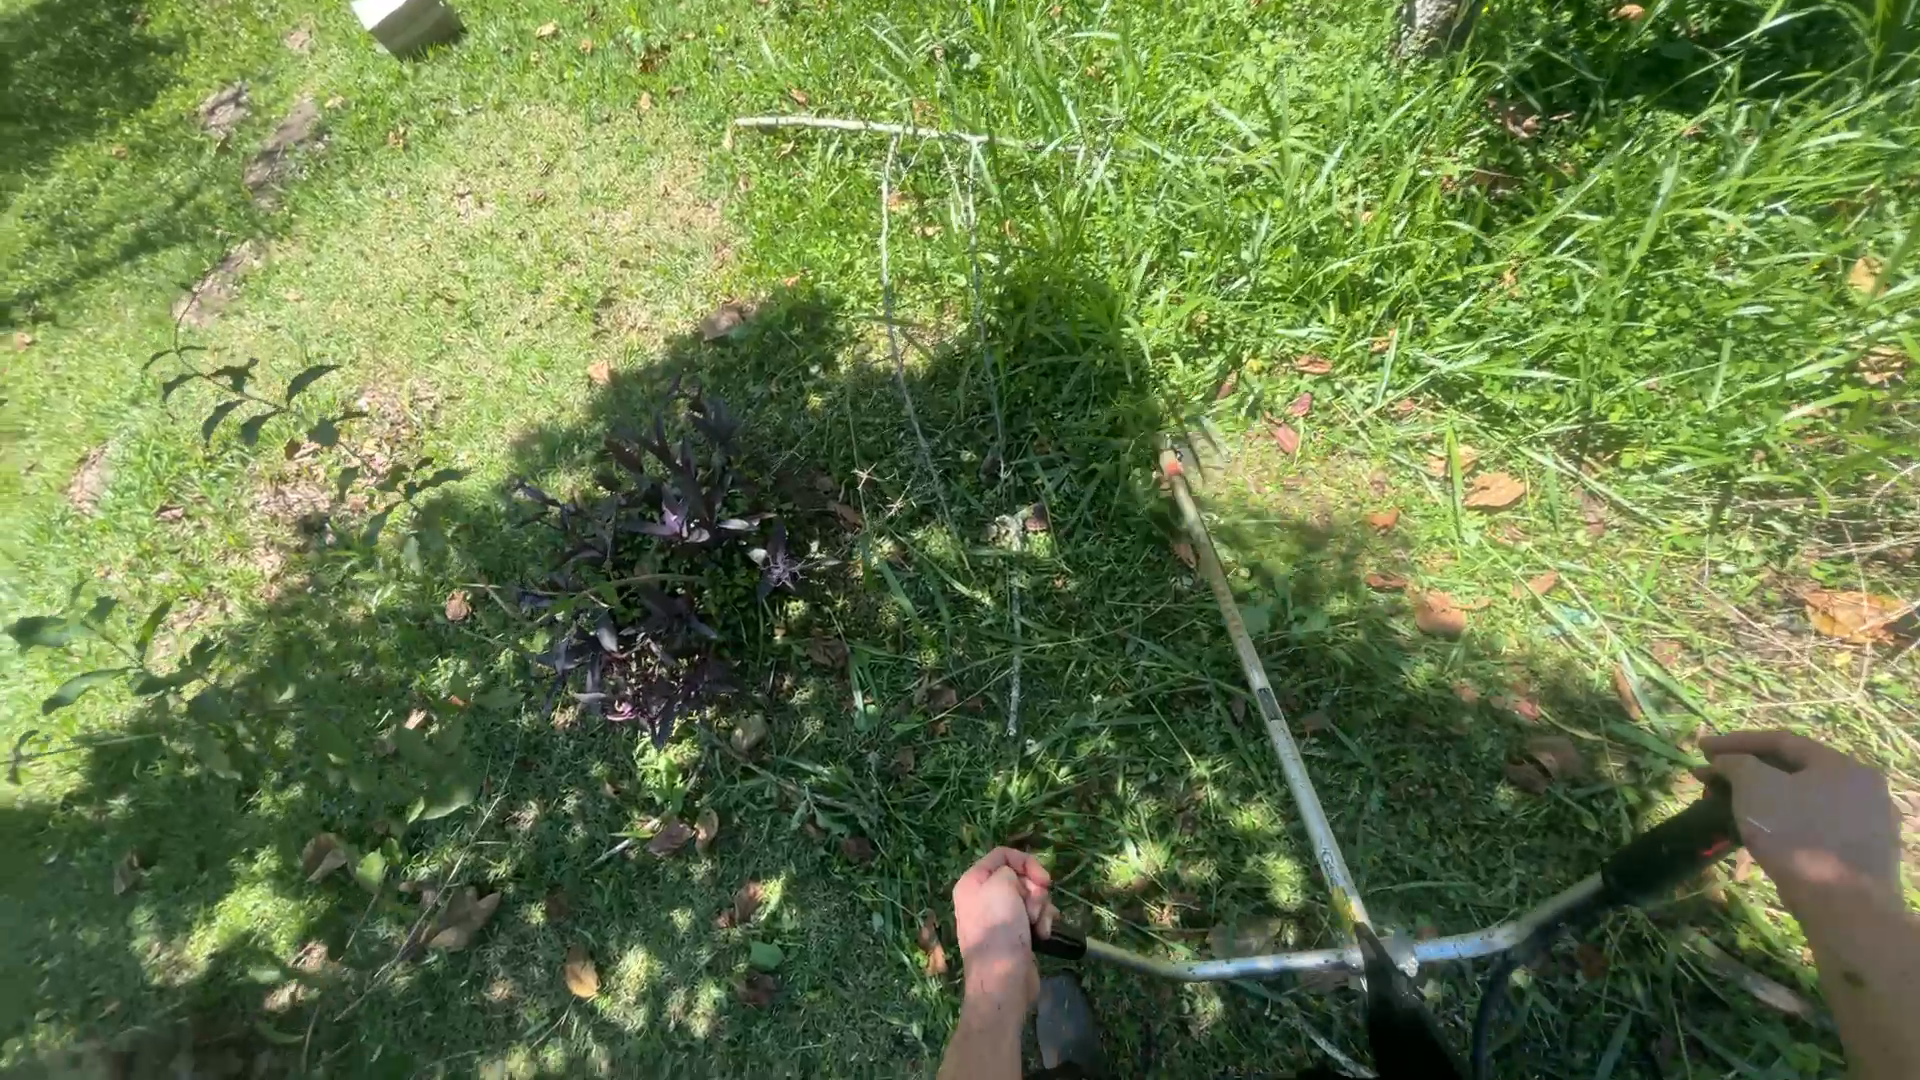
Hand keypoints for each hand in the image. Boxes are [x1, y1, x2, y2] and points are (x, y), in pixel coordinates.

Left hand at [951, 847, 1057, 1009]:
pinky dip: (1042, 922)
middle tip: (1035, 906)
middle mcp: (984, 897)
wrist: (1003, 982)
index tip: (1044, 878)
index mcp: (973, 881)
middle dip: (1034, 890)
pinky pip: (1035, 916)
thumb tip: (1018, 884)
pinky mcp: (1016, 934)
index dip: (1025, 862)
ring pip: (1031, 897)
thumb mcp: (1001, 885)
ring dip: (1041, 908)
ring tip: (1038, 925)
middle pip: (1019, 877)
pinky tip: (1043, 935)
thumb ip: (1010, 871)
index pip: (1002, 855)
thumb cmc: (999, 929)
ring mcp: (1000, 917)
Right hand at [1701, 730, 1903, 911]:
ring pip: (1796, 793)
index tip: (1700, 749)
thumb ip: (1735, 761)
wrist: (1840, 898)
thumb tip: (1726, 760)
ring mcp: (1863, 819)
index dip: (1734, 741)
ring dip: (1752, 790)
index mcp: (1844, 767)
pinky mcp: (1855, 844)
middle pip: (1789, 767)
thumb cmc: (1794, 829)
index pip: (1781, 740)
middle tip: (1705, 774)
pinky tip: (1749, 820)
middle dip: (1741, 768)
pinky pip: (1807, 815)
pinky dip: (1773, 811)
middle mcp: (1861, 788)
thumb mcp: (1754, 784)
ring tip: (1718, 798)